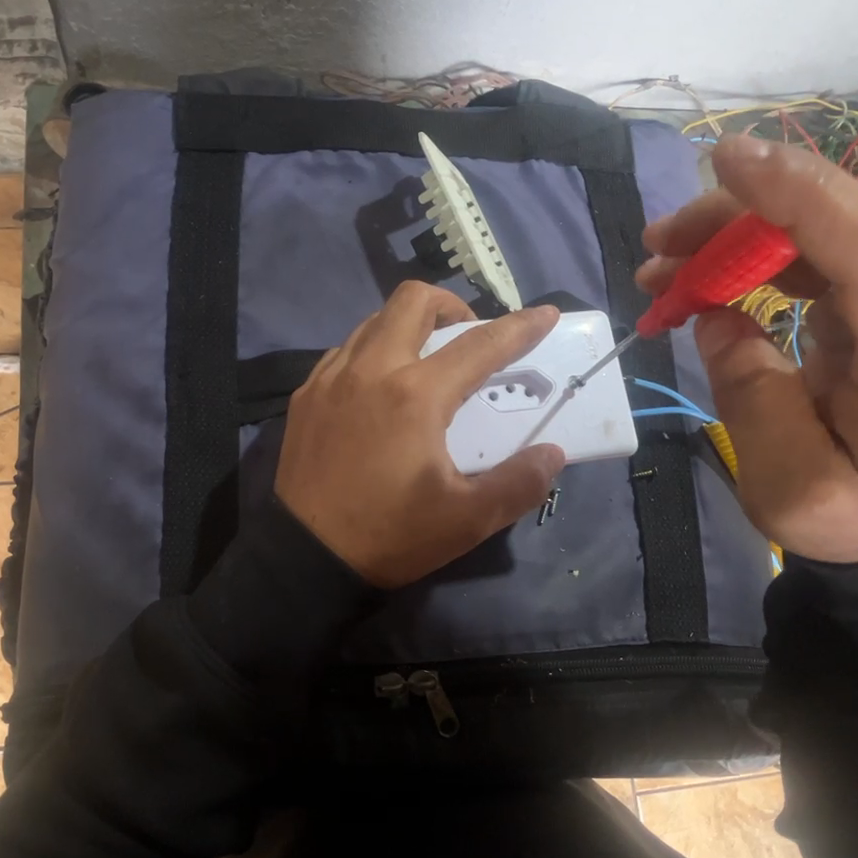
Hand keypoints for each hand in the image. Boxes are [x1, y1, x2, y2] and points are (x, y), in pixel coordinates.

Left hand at [275, 282, 566, 587]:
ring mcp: (331, 379)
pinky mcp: (306, 396)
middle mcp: (371, 370)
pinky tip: (379, 388)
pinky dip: (372, 352)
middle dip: (452, 306)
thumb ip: (518, 483)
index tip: (545, 314)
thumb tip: (551, 454)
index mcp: (417, 395)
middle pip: (414, 301)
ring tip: (425, 362)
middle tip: (469, 339)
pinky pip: (345, 350)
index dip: (519, 327)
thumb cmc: (391, 536)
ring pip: (374, 320)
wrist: (305, 557)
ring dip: (408, 326)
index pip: (481, 344)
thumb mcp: (467, 520)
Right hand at [638, 135, 857, 563]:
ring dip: (739, 232)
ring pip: (827, 227)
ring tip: (662, 261)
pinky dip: (756, 251)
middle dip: (743, 217)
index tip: (726, 160)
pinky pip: (821, 249)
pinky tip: (702, 269)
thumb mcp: (787, 480)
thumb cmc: (845, 517)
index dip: (800, 198)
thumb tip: (716, 313)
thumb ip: (751, 393)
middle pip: (844, 226)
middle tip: (657, 242)